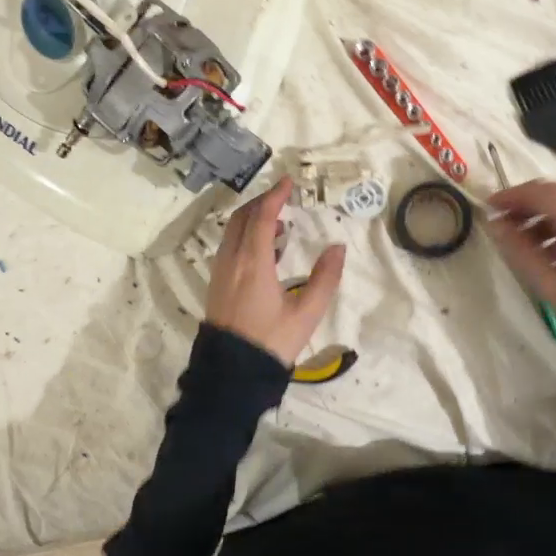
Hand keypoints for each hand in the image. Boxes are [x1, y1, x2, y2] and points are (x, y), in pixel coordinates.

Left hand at [206, 178, 347, 365]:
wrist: (231, 373)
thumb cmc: (272, 342)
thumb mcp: (306, 313)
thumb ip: (325, 278)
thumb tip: (338, 248)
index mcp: (253, 263)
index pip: (262, 217)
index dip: (275, 196)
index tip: (288, 182)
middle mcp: (232, 260)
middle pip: (241, 218)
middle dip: (261, 203)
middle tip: (283, 197)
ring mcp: (220, 272)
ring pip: (232, 232)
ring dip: (252, 220)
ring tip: (279, 224)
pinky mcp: (217, 285)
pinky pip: (229, 247)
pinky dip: (245, 236)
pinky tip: (264, 251)